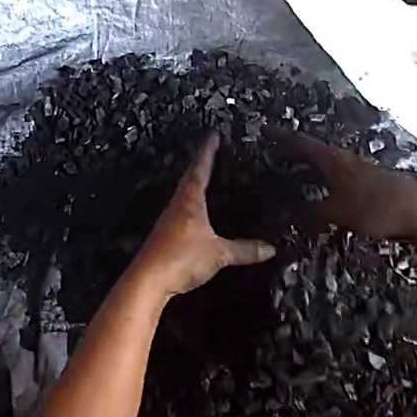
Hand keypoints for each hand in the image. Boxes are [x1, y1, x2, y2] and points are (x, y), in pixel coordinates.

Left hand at [127, 133, 275, 297]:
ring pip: (183, 196)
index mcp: (189, 200)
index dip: (208, 153)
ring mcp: (168, 220)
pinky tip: (196, 217)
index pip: (200, 169)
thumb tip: (268, 248)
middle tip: (210, 153)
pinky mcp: (165, 236)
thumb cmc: (179, 257)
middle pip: (189, 179)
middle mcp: (176, 206)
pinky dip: (191, 208)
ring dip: (194, 186)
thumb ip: (244, 250)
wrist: (148, 279)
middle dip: (201, 165)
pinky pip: (180, 214)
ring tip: (205, 180)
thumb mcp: (219, 253)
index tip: (213, 137)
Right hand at [271, 126, 416, 241]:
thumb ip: (312, 214)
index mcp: (335, 160)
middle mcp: (347, 161)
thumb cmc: (381, 208)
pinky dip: (325, 181)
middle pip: (314, 152)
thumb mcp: (338, 213)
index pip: (301, 143)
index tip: (266, 129)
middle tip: (275, 153)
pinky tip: (323, 193)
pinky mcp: (371, 185)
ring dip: (311, 168)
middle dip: (294, 152)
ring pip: (328, 166)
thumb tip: (291, 218)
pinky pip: (339, 179)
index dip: (282, 137)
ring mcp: (361, 171)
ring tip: (295, 174)